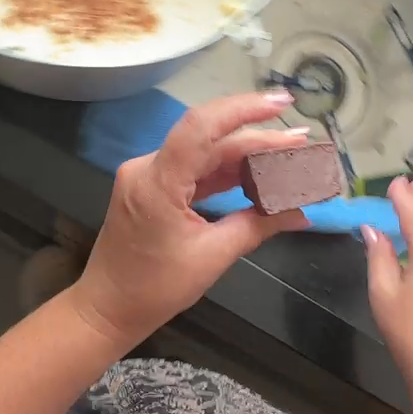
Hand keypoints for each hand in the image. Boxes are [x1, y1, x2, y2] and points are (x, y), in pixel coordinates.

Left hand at [71, 91, 311, 344]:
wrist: (108, 309)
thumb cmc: (155, 289)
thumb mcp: (212, 257)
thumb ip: (257, 226)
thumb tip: (302, 214)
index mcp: (158, 183)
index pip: (201, 127)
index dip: (244, 110)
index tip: (282, 104)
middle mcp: (148, 168)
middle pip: (210, 141)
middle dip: (259, 141)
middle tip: (304, 143)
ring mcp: (147, 177)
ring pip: (204, 155)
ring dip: (246, 156)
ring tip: (290, 156)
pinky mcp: (151, 189)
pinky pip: (194, 172)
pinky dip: (226, 174)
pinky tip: (259, 174)